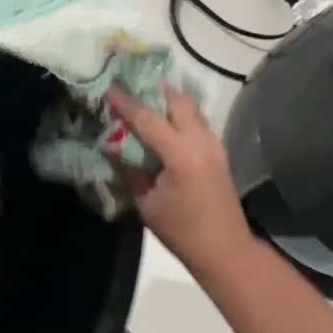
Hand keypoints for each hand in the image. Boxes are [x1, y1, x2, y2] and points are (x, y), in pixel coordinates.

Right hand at [107, 83, 253, 267]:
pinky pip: (197, 121)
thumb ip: (131, 169)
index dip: (125, 102)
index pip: (147, 118)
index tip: (108, 86)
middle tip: (132, 83)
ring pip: (191, 108)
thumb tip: (116, 145)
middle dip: (154, 89)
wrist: (224, 250)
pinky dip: (180, 113)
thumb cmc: (181, 231)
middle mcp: (200, 141)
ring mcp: (214, 145)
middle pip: (177, 101)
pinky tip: (165, 119)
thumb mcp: (146, 202)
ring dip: (169, 99)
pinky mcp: (218, 152)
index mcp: (180, 154)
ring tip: (146, 95)